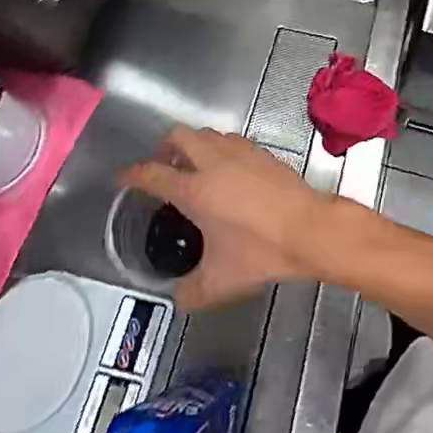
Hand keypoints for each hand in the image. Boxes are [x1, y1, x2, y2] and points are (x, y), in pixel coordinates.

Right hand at [119, 127, 339, 309]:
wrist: (310, 229)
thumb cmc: (261, 250)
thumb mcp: (220, 281)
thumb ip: (191, 292)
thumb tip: (178, 300)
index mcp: (194, 189)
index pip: (151, 173)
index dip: (132, 174)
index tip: (123, 178)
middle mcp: (213, 162)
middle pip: (178, 135)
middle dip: (163, 146)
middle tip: (162, 166)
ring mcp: (240, 152)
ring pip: (206, 133)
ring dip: (194, 145)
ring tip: (194, 167)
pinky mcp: (262, 152)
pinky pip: (231, 140)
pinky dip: (220, 148)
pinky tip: (228, 170)